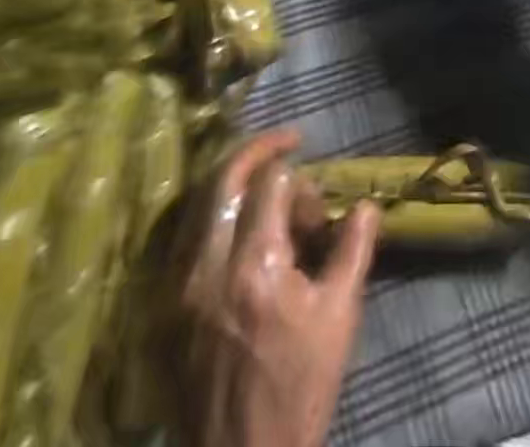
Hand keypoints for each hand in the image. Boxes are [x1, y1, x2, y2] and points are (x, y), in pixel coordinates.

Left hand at [175, 130, 381, 446]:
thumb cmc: (298, 388)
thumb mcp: (339, 319)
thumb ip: (353, 251)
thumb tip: (366, 205)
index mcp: (257, 268)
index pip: (273, 184)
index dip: (302, 184)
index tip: (318, 214)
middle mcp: (208, 264)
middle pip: (225, 177)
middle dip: (259, 148)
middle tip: (288, 140)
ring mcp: (178, 282)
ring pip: (199, 199)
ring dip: (233, 176)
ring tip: (262, 174)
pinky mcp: (163, 300)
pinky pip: (183, 231)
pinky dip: (211, 209)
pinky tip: (234, 215)